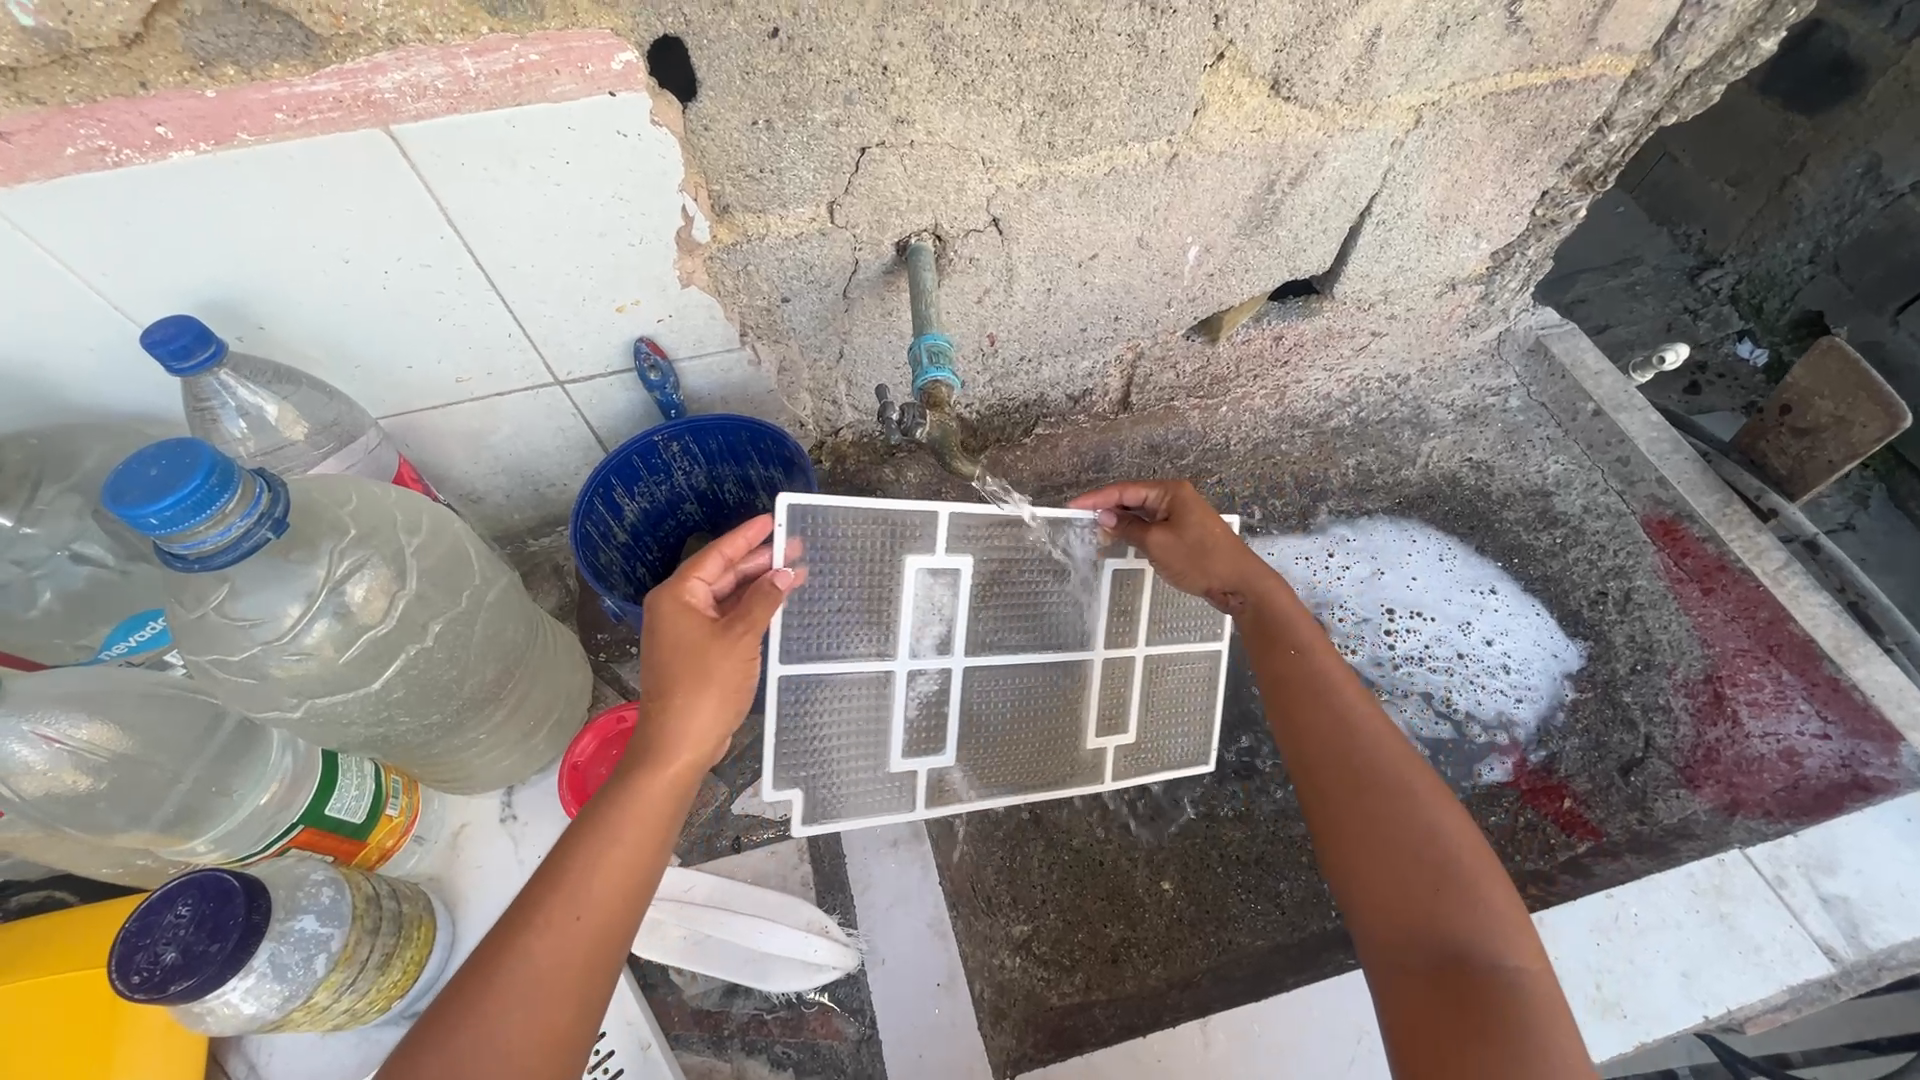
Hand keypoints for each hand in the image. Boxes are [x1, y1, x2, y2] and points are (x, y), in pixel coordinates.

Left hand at [628, 514, 804, 776]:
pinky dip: (752, 609)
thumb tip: (784, 572)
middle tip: (796, 547)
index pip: (717, 555)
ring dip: (759, 587)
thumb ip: (763, 600)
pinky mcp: (699, 651)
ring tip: (796, 571)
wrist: (680, 742)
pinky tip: (777, 602)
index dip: (747, 537)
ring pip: (727, 597)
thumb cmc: (706, 685)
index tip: (772, 521)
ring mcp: (688, 630)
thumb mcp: (740, 637)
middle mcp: (678, 606)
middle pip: (723, 574)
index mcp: (678, 595)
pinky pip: (727, 618)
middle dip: (759, 562)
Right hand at [1069, 480, 1276, 614]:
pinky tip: (1119, 539)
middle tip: (1079, 520)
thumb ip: (1128, 528)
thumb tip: (1104, 517)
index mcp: (1170, 491)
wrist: (1239, 582)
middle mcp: (1174, 497)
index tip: (1072, 506)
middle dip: (1106, 508)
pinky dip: (1134, 531)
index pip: (1124, 490)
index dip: (1096, 498)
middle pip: (1132, 498)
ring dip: (1119, 521)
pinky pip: (1151, 525)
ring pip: (1141, 513)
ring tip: (1094, 531)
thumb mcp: (1157, 543)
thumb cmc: (1199, 559)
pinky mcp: (1183, 531)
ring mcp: (1180, 514)